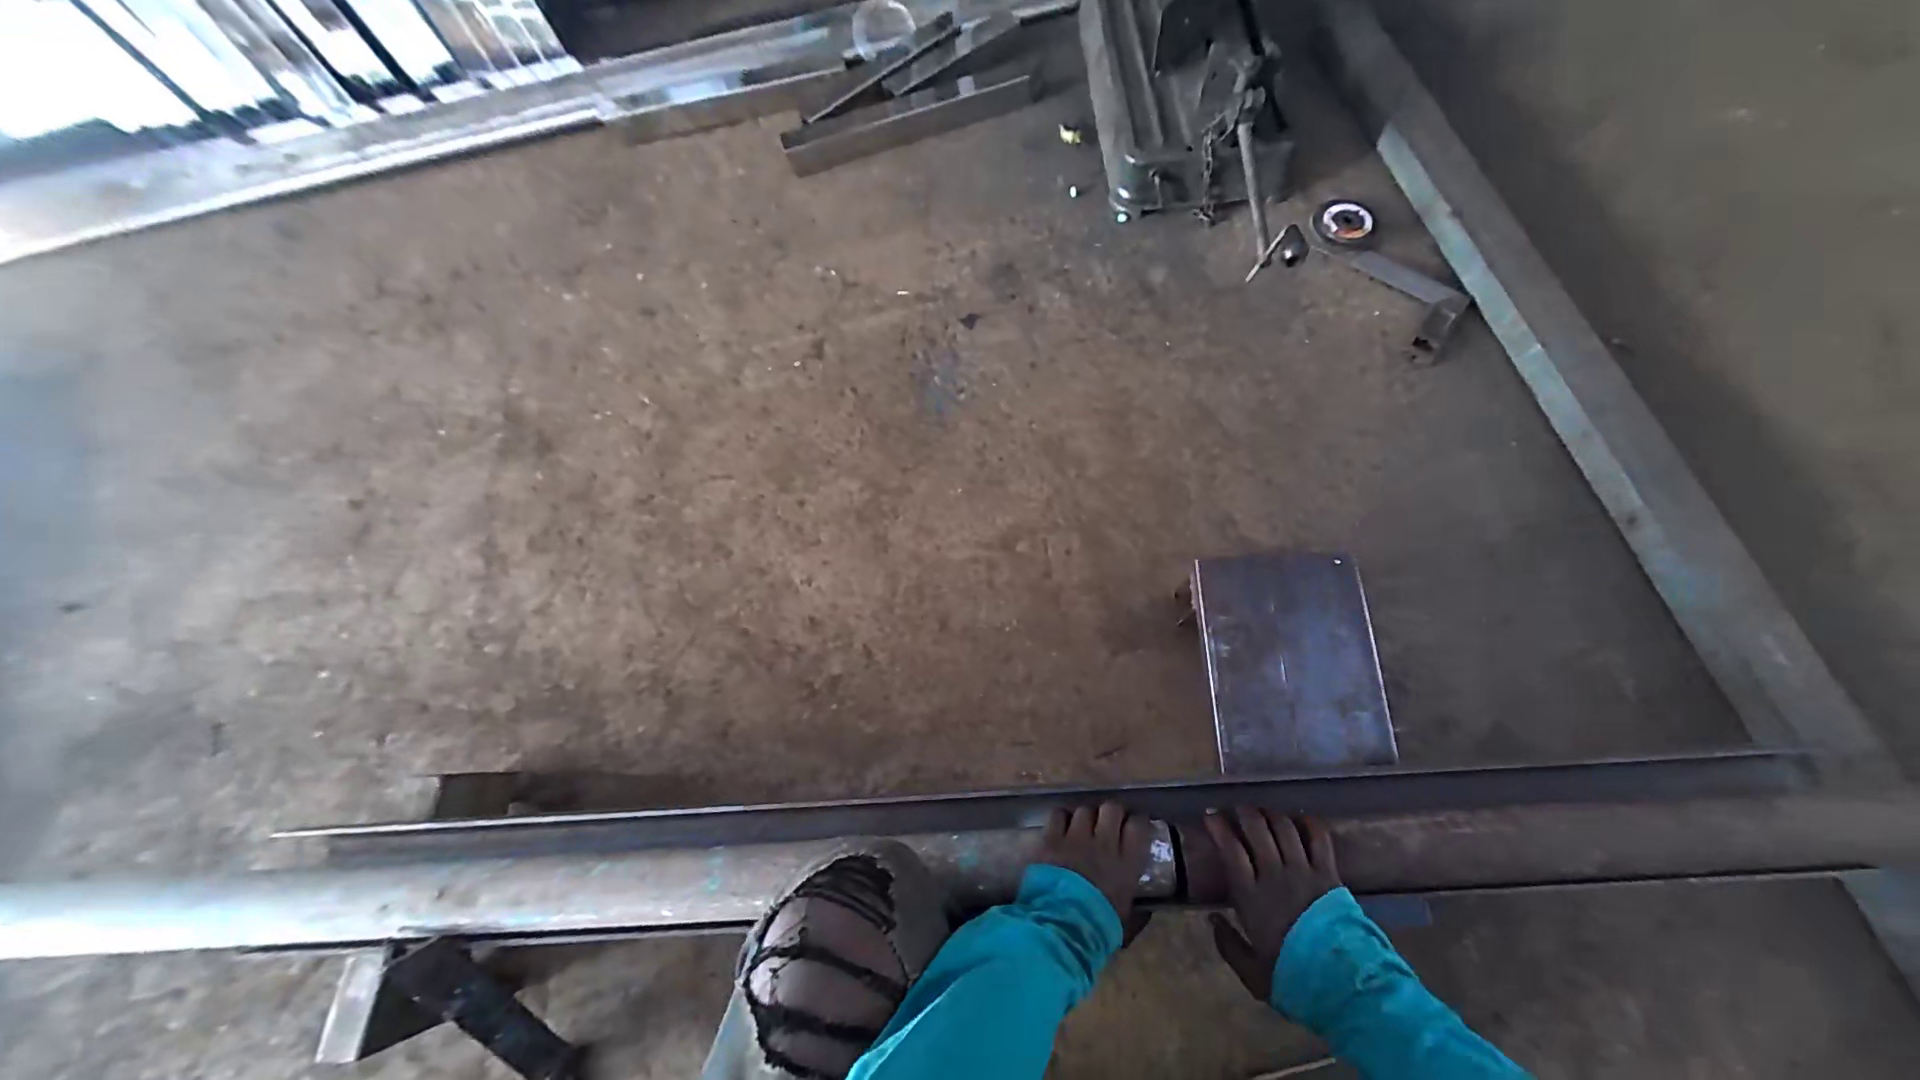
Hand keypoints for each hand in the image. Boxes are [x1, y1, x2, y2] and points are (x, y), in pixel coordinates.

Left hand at [1038, 802, 1154, 920]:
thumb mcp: (1126, 920)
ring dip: (1087, 816)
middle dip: (1112, 812)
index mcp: (1127, 863)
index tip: (1136, 823)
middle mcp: (1104, 843)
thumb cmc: (1098, 927)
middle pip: (1112, 809)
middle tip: (1109, 821)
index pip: (1138, 826)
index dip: (1138, 820)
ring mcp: (1076, 838)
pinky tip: (1063, 827)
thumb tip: (1146, 909)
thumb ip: (1138, 911)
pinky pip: (1059, 814)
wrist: (1061, 926)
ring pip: (1085, 810)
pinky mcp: (1052, 839)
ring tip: (1084, 826)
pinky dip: (1062, 817)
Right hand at [1204, 808, 1340, 1001]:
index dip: (1218, 827)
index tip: (1210, 816)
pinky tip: (1300, 819)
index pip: (1230, 849)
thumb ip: (1228, 944)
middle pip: (1256, 828)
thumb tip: (1211, 919)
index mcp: (1251, 896)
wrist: (1346, 988)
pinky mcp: (1329, 875)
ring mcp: (1304, 872)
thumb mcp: (1253, 973)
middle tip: (1237, 809)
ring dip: (1271, 814)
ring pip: (1284, 827)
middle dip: (1244, 812)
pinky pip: (1319, 838)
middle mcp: (1274, 875)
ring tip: (1264, 812)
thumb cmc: (1295, 979)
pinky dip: (1309, 823)